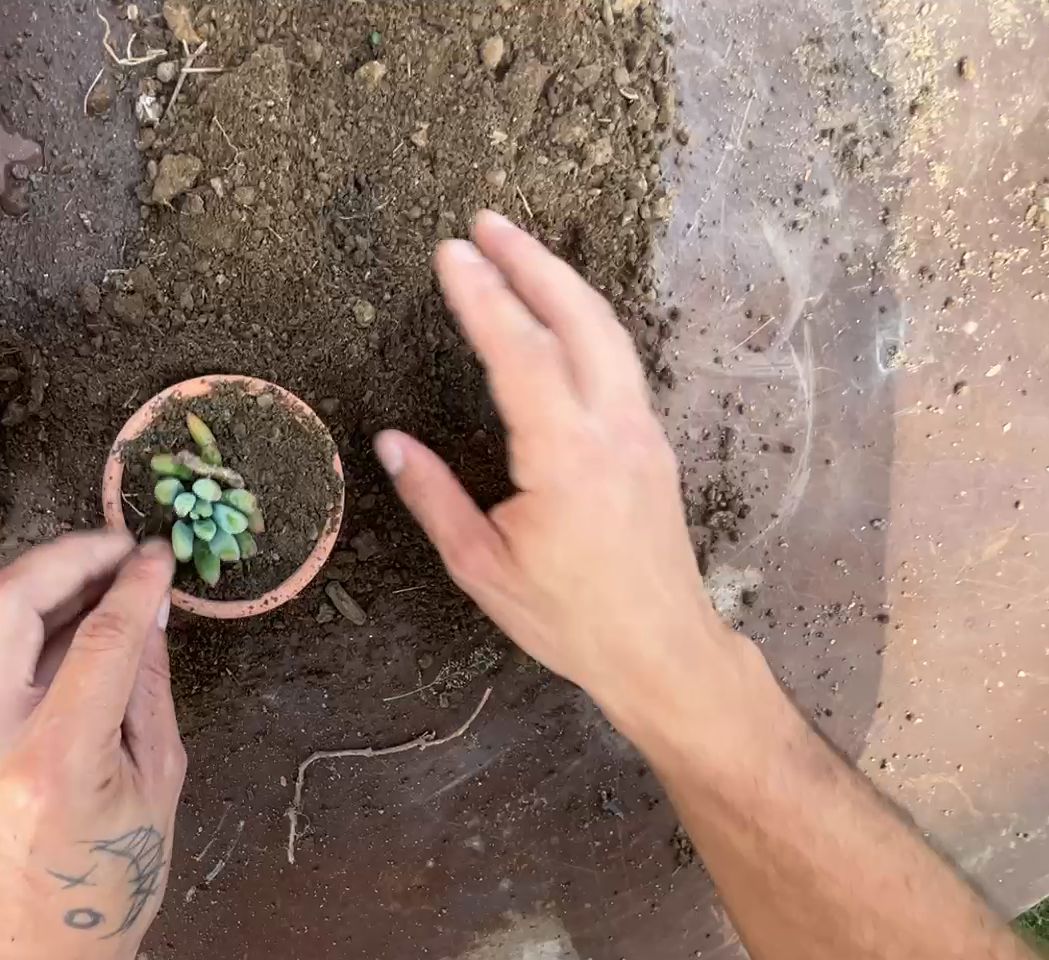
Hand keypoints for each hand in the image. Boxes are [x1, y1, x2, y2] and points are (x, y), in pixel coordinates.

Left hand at [0, 532, 183, 959]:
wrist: (30, 951)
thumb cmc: (115, 880)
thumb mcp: (159, 778)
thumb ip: (148, 683)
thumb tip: (149, 606)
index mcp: (53, 766)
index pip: (97, 642)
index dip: (134, 586)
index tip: (159, 555)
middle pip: (3, 603)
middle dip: (65, 554)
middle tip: (117, 544)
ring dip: (44, 577)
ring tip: (100, 567)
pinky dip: (32, 620)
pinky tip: (72, 614)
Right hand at [376, 210, 735, 735]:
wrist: (659, 648)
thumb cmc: (566, 617)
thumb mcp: (481, 567)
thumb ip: (434, 497)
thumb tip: (389, 444)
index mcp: (565, 460)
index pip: (521, 357)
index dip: (484, 299)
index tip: (452, 254)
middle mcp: (613, 430)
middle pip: (579, 320)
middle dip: (531, 263)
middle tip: (486, 222)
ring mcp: (641, 431)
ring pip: (608, 333)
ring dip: (562, 282)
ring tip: (518, 248)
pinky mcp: (650, 443)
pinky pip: (619, 359)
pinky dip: (584, 318)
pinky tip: (560, 312)